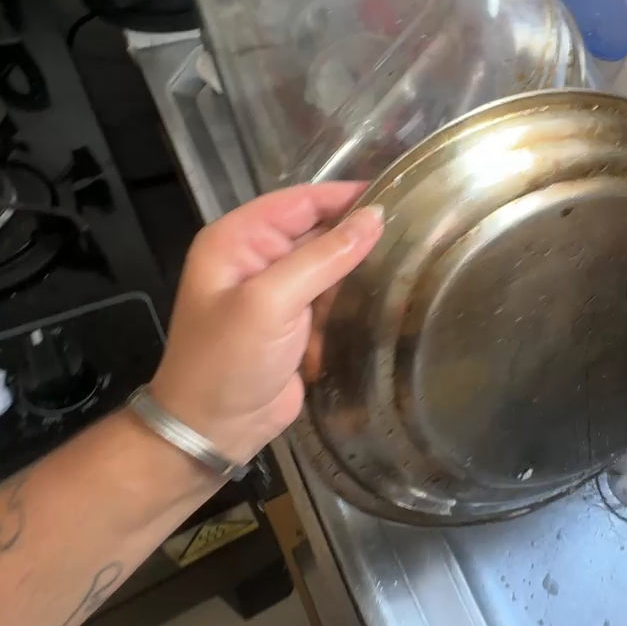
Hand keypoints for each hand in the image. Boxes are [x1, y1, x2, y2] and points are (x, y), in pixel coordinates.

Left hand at [146, 183, 384, 461]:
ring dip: (359, 265)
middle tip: (413, 227)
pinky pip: (333, 293)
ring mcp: (277, 290)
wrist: (213, 430)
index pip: (299, 201)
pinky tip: (387, 293)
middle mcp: (257, 257)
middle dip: (356, 230)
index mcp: (237, 240)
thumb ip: (324, 256)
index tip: (395, 195)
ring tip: (410, 257)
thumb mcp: (272, 302)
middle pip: (317, 228)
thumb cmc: (229, 361)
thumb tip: (375, 217)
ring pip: (330, 261)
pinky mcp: (296, 319)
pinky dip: (354, 295)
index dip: (344, 196)